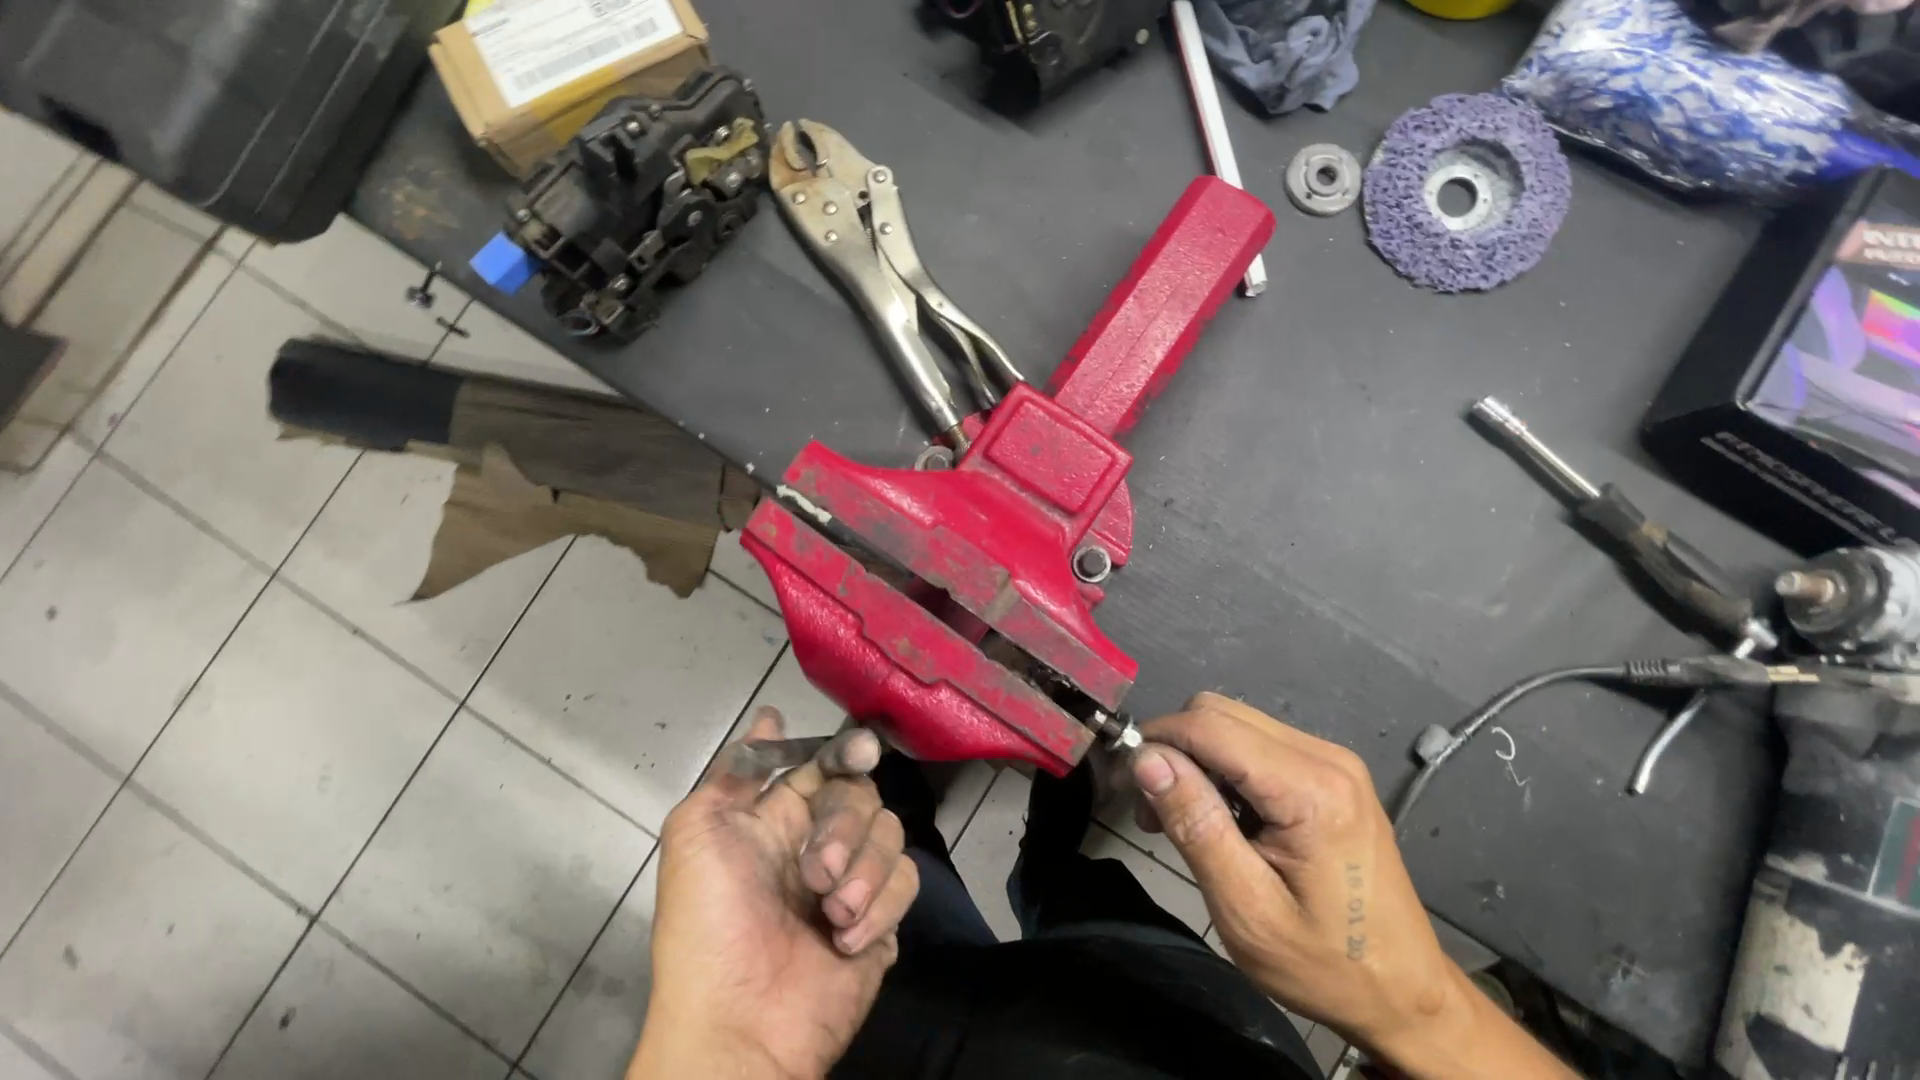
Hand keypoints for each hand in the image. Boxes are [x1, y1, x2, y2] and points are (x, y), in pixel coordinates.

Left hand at [631, 709, 919, 1079]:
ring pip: (890, 834)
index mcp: (776, 820)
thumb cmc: (708, 925)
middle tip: (816, 873)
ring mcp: (853, 883)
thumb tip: (769, 716)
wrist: (738, 1025)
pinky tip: (845, 941)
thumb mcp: (697, 834)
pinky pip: (905, 883)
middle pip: (862, 795)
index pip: (825, 766)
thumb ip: (735, 771)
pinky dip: (879, 908)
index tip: (861, 751)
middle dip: (844, 827)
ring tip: (830, 915)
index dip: (845, 752)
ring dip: (862, 872)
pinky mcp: (882, 921)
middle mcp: (818, 843)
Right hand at [1128, 694, 1575, 1078]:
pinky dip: (1222, 768)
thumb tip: (1145, 758)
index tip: (1124, 786)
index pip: (1210, 726)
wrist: (1405, 993)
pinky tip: (1221, 818)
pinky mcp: (1330, 773)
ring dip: (1194, 760)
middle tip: (1153, 815)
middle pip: (1219, 712)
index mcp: (1311, 789)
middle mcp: (1326, 757)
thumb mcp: (1246, 909)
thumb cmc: (1325, 963)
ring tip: (1183, 822)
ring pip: (1233, 723)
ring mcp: (1332, 761)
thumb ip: (1195, 825)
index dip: (1155, 741)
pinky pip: (1255, 743)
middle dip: (1172, 750)